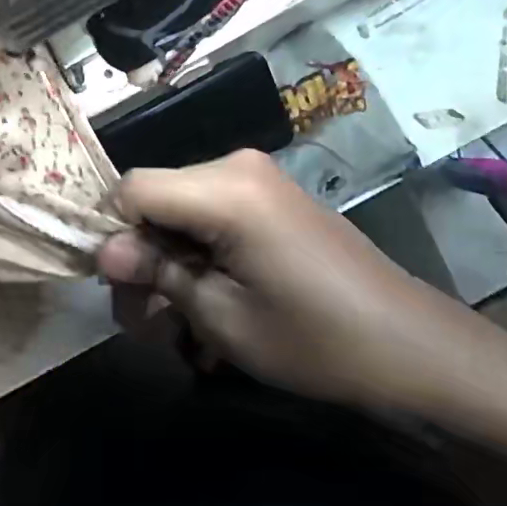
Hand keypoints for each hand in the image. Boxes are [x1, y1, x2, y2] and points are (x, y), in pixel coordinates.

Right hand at [97, 151, 474, 411]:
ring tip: (175, 321)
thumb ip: (158, 272)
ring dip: (168, 258)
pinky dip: (197, 250)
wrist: (404, 339)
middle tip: (143, 320)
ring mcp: (256, 176)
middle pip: (156, 196)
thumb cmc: (313, 337)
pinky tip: (207, 296)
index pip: (133, 187)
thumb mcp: (223, 317)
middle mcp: (236, 166)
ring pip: (179, 206)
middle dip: (140, 254)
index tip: (118, 286)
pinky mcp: (268, 193)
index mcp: (224, 189)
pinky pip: (210, 210)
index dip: (113, 233)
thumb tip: (103, 250)